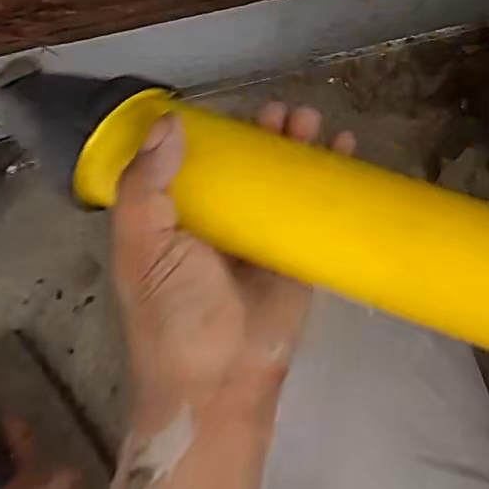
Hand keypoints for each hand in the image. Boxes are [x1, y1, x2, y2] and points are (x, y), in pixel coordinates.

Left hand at [108, 103, 354, 488]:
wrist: (222, 377)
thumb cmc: (174, 313)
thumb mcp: (143, 249)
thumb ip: (146, 187)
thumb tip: (167, 123)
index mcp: (182, 220)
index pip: (202, 164)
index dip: (221, 134)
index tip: (238, 111)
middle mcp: (225, 222)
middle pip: (251, 165)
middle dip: (269, 132)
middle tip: (283, 113)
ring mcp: (267, 234)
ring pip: (287, 177)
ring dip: (301, 144)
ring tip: (310, 121)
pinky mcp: (302, 248)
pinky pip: (319, 202)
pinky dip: (334, 171)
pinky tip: (345, 147)